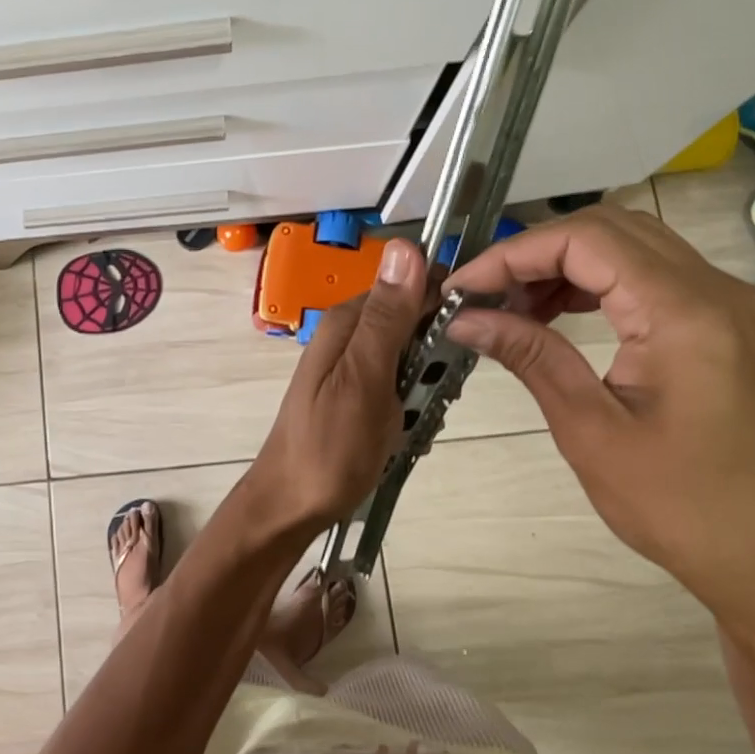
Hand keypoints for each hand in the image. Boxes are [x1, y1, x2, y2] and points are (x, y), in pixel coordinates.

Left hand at [246, 239, 431, 534]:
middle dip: (437, 356)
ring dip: (428, 389)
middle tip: (432, 393)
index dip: (445, 304)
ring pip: (414, 360)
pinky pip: (402, 391)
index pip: (411, 283)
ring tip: (418, 420)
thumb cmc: (329, 448)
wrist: (291, 506)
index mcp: (347, 322)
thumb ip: (387, 318)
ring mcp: (354, 370)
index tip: (463, 338)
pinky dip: (413, 411)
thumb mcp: (363, 379)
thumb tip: (406, 247)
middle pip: (416, 323)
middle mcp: (349, 338)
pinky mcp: (360, 400)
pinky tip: (408, 435)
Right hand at [443, 206, 754, 617]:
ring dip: (568, 265)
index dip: (514, 254)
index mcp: (687, 313)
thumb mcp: (590, 429)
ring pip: (637, 248)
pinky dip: (602, 285)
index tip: (461, 288)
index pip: (588, 241)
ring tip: (512, 307)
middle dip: (537, 252)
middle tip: (481, 294)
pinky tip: (561, 317)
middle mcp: (720, 292)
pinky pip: (659, 279)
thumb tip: (465, 319)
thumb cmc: (678, 504)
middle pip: (614, 230)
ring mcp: (734, 307)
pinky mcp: (733, 329)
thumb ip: (532, 356)